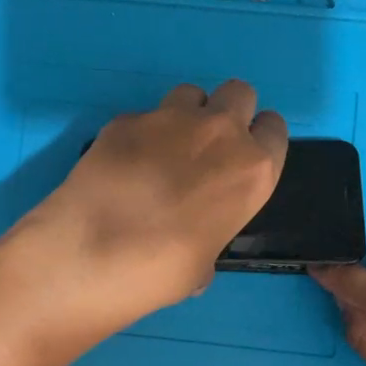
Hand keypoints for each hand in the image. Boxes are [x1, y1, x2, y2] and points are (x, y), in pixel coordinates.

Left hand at [15, 81, 287, 330]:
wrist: (92, 252)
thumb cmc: (160, 272)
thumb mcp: (202, 264)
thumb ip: (209, 235)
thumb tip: (193, 244)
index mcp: (252, 170)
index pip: (273, 130)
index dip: (255, 142)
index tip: (237, 160)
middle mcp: (219, 133)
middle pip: (238, 94)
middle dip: (224, 114)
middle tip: (202, 149)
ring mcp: (169, 119)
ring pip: (190, 94)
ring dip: (182, 116)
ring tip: (158, 152)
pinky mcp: (124, 119)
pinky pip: (141, 117)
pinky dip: (136, 136)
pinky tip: (118, 166)